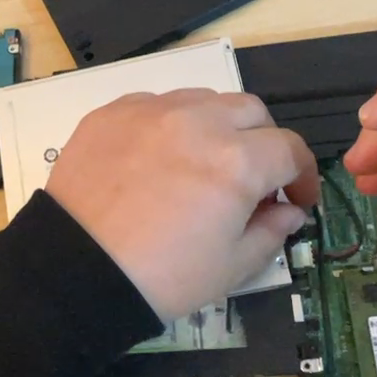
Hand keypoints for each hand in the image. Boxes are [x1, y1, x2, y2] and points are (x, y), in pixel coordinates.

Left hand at [47, 90, 320, 320]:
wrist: (74, 270)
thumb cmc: (160, 277)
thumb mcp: (230, 267)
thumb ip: (270, 231)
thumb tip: (287, 210)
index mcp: (237, 161)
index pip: (290, 149)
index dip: (302, 175)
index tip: (295, 199)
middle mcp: (198, 121)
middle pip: (251, 112)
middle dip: (263, 142)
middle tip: (251, 178)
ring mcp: (151, 110)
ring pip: (203, 99)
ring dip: (217, 125)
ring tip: (202, 162)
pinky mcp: (112, 113)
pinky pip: (155, 104)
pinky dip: (169, 124)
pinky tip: (157, 156)